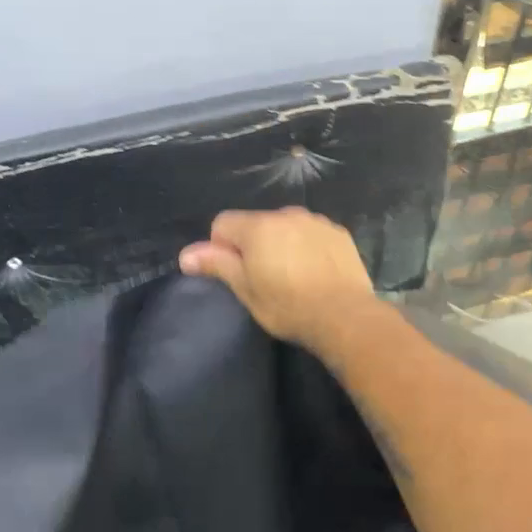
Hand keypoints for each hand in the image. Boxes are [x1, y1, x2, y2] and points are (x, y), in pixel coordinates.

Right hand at [178, 207, 376, 349]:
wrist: (345, 316)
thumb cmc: (288, 306)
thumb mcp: (245, 289)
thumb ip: (217, 264)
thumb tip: (186, 254)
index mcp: (257, 226)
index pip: (223, 223)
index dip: (221, 248)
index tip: (235, 274)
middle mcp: (286, 214)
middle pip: (255, 223)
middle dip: (253, 245)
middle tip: (263, 279)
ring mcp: (315, 221)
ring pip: (285, 227)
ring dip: (281, 243)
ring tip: (292, 277)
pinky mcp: (338, 233)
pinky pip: (311, 233)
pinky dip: (307, 246)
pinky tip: (315, 272)